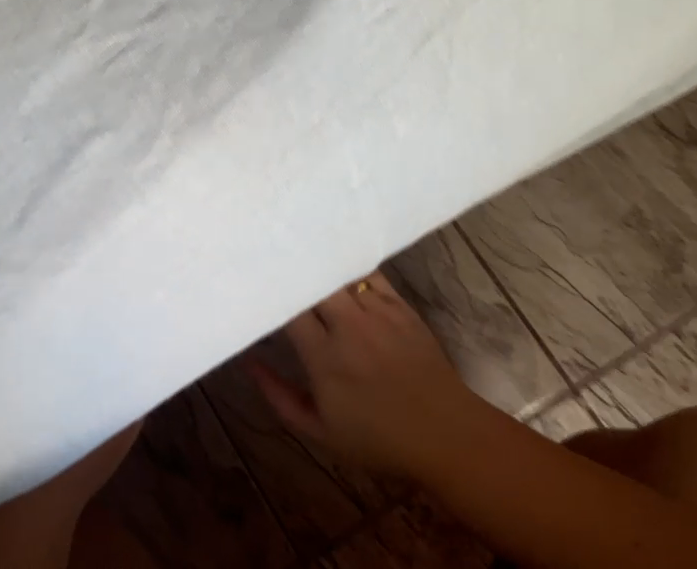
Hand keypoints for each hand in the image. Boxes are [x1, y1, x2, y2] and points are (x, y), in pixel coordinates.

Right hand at [249, 270, 478, 472]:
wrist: (447, 435)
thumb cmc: (378, 439)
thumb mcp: (319, 431)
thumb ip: (279, 396)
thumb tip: (249, 362)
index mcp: (326, 357)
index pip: (289, 309)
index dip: (271, 294)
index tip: (255, 289)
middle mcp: (350, 327)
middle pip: (314, 282)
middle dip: (294, 274)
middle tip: (274, 266)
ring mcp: (380, 313)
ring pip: (341, 274)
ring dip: (321, 267)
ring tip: (301, 256)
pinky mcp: (402, 307)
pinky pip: (370, 276)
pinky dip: (350, 270)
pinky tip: (339, 267)